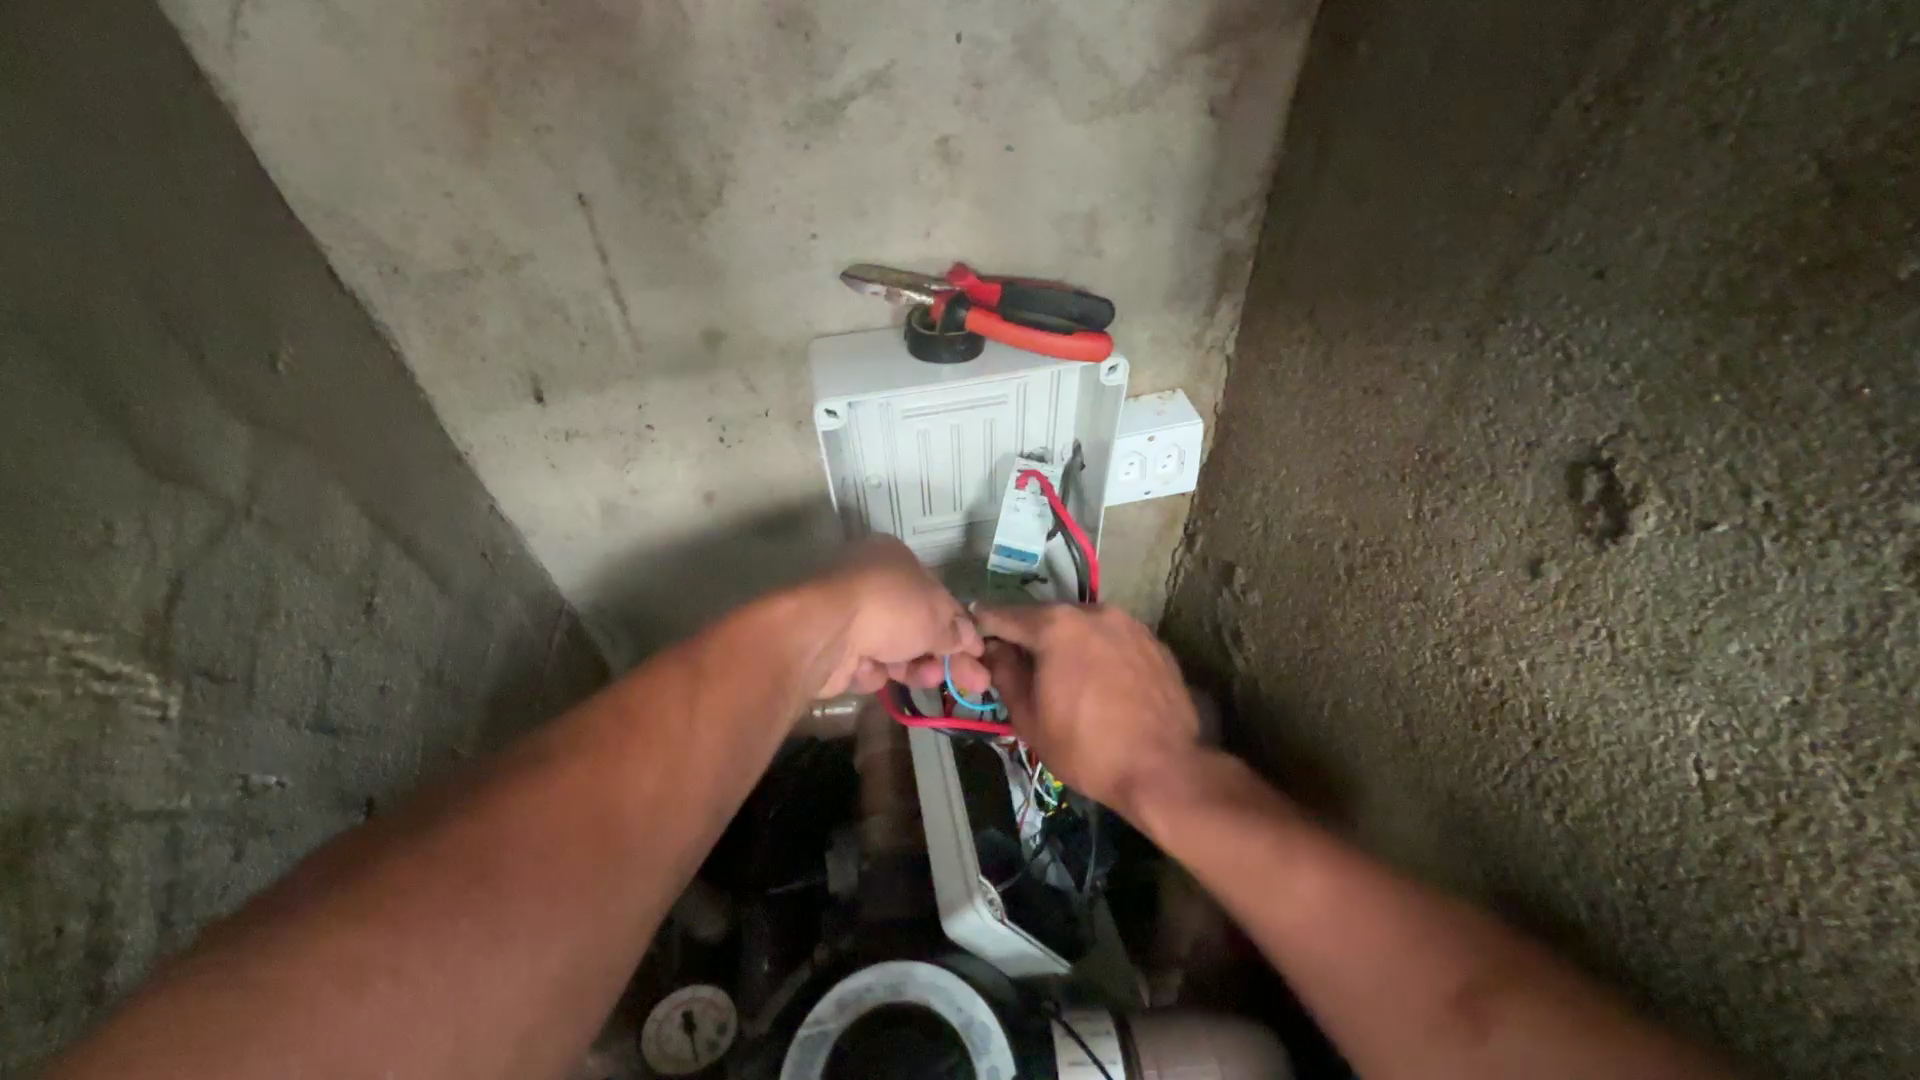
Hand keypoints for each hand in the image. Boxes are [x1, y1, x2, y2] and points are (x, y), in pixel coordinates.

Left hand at [812, 537, 982, 697]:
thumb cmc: (889, 606)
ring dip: (915, 667)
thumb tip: (970, 640)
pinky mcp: (831, 649)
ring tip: (929, 679)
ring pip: (892, 648)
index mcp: (894, 558)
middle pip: (916, 625)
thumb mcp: (936, 615)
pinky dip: (873, 671)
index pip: (935, 594)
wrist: (823, 631)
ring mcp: (848, 616)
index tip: (977, 652)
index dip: (958, 624)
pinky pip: (865, 664)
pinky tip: (871, 670)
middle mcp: (870, 583)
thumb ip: (955, 630)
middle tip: (974, 682)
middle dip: (944, 655)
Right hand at [970, 604, 1201, 811]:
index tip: (975, 644)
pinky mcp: (1154, 641)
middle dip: (1028, 637)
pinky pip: (1112, 638)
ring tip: (1062, 676)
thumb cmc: (1086, 748)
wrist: (1165, 769)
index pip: (1003, 615)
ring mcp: (1129, 624)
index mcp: (1056, 626)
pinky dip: (1098, 651)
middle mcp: (1093, 611)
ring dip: (1066, 643)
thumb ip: (1005, 674)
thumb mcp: (1029, 718)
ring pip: (1082, 626)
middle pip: (1046, 617)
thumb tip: (994, 650)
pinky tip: (1099, 682)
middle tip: (1018, 666)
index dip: (984, 629)